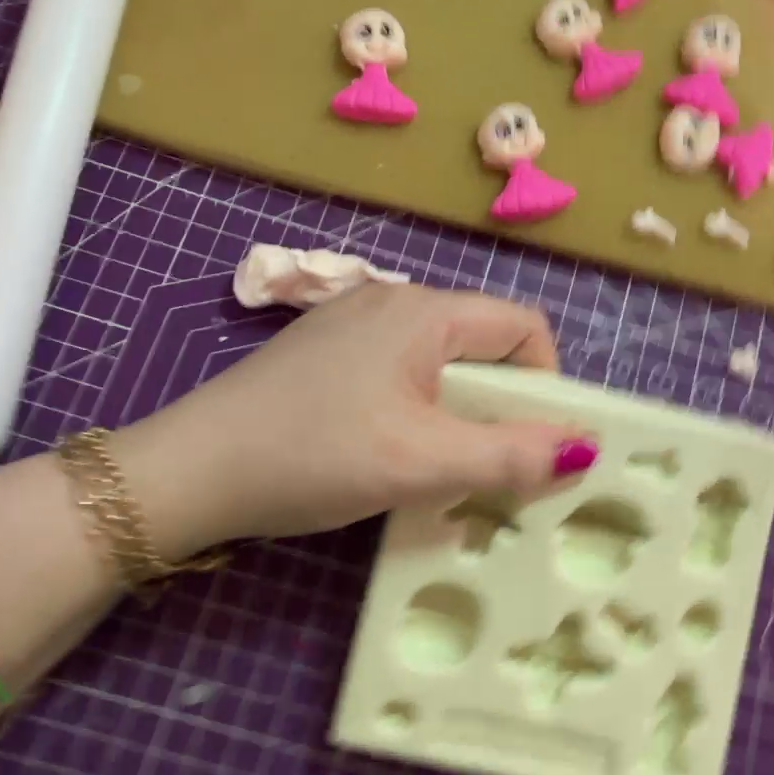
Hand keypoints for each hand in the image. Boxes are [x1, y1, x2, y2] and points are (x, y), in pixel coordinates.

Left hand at [110, 285, 597, 553]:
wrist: (189, 471)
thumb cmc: (313, 456)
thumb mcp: (420, 462)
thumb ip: (509, 455)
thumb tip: (584, 446)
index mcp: (422, 312)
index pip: (523, 326)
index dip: (546, 383)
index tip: (534, 443)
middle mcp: (391, 302)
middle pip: (482, 344)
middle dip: (501, 406)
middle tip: (488, 467)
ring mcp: (352, 326)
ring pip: (441, 365)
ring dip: (459, 415)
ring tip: (439, 469)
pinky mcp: (325, 356)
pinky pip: (400, 374)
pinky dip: (418, 412)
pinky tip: (388, 454)